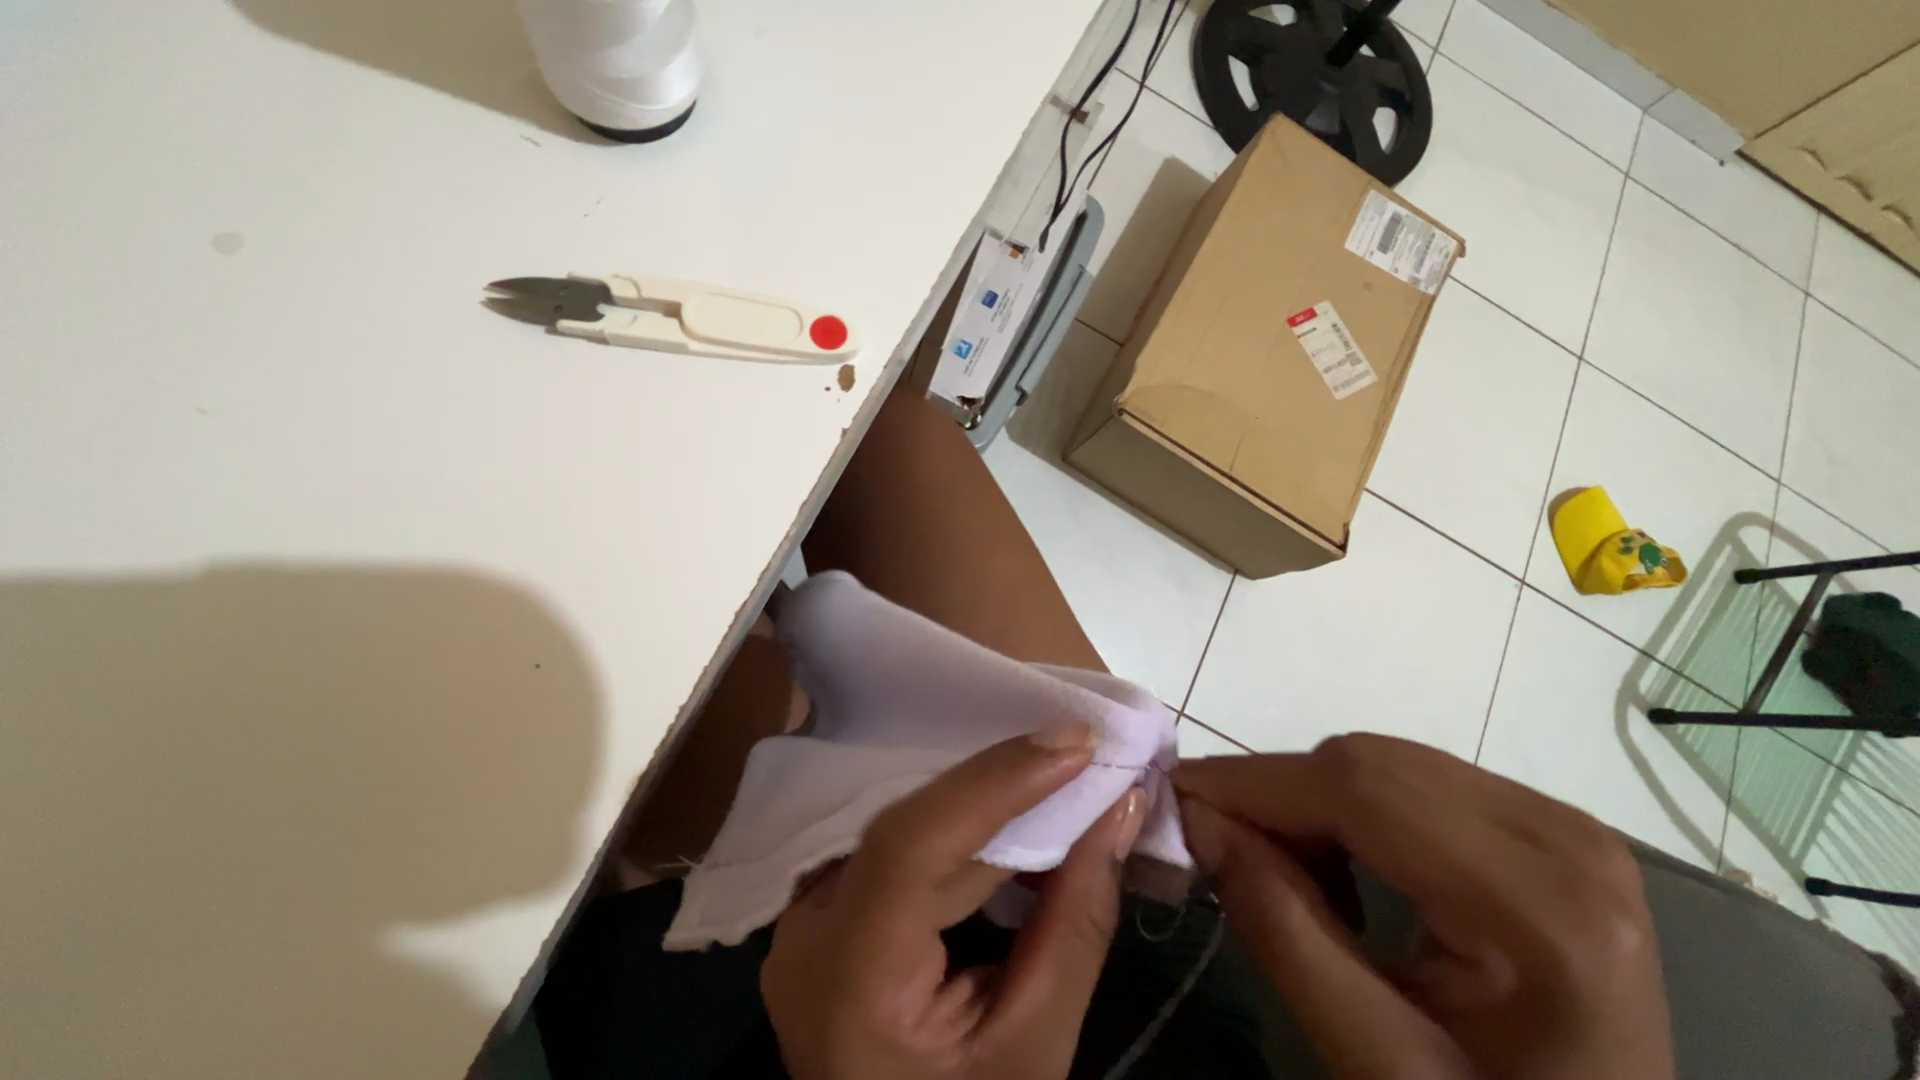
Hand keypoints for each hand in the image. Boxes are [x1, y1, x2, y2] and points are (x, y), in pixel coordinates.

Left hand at [761, 724, 1145, 1079]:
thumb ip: (1076, 920)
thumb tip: (1119, 809)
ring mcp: (802, 920)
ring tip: (1062, 771)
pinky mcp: (821, 913)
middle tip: (1084, 751)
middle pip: (906, 831)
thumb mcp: (1036, 1045)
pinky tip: (1011, 812)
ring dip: (985, 801)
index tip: (1075, 744)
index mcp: (847, 982)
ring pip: (901, 829)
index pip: (910, 847)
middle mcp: (804, 934)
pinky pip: (894, 848)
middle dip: (1002, 786)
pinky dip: (959, 829)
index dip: (993, 782)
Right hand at [1175, 735, 1674, 1079]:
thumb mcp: (1372, 1058)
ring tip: (1284, 871)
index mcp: (1539, 908)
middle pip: (1375, 763)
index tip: (1175, 796)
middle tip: (1219, 847)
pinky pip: (1421, 780)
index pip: (1364, 792)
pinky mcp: (1554, 828)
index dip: (1255, 782)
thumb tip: (1197, 819)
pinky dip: (1356, 808)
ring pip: (1390, 762)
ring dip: (1313, 801)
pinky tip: (1344, 869)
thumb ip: (1281, 929)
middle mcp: (1566, 839)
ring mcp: (1568, 826)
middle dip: (1278, 793)